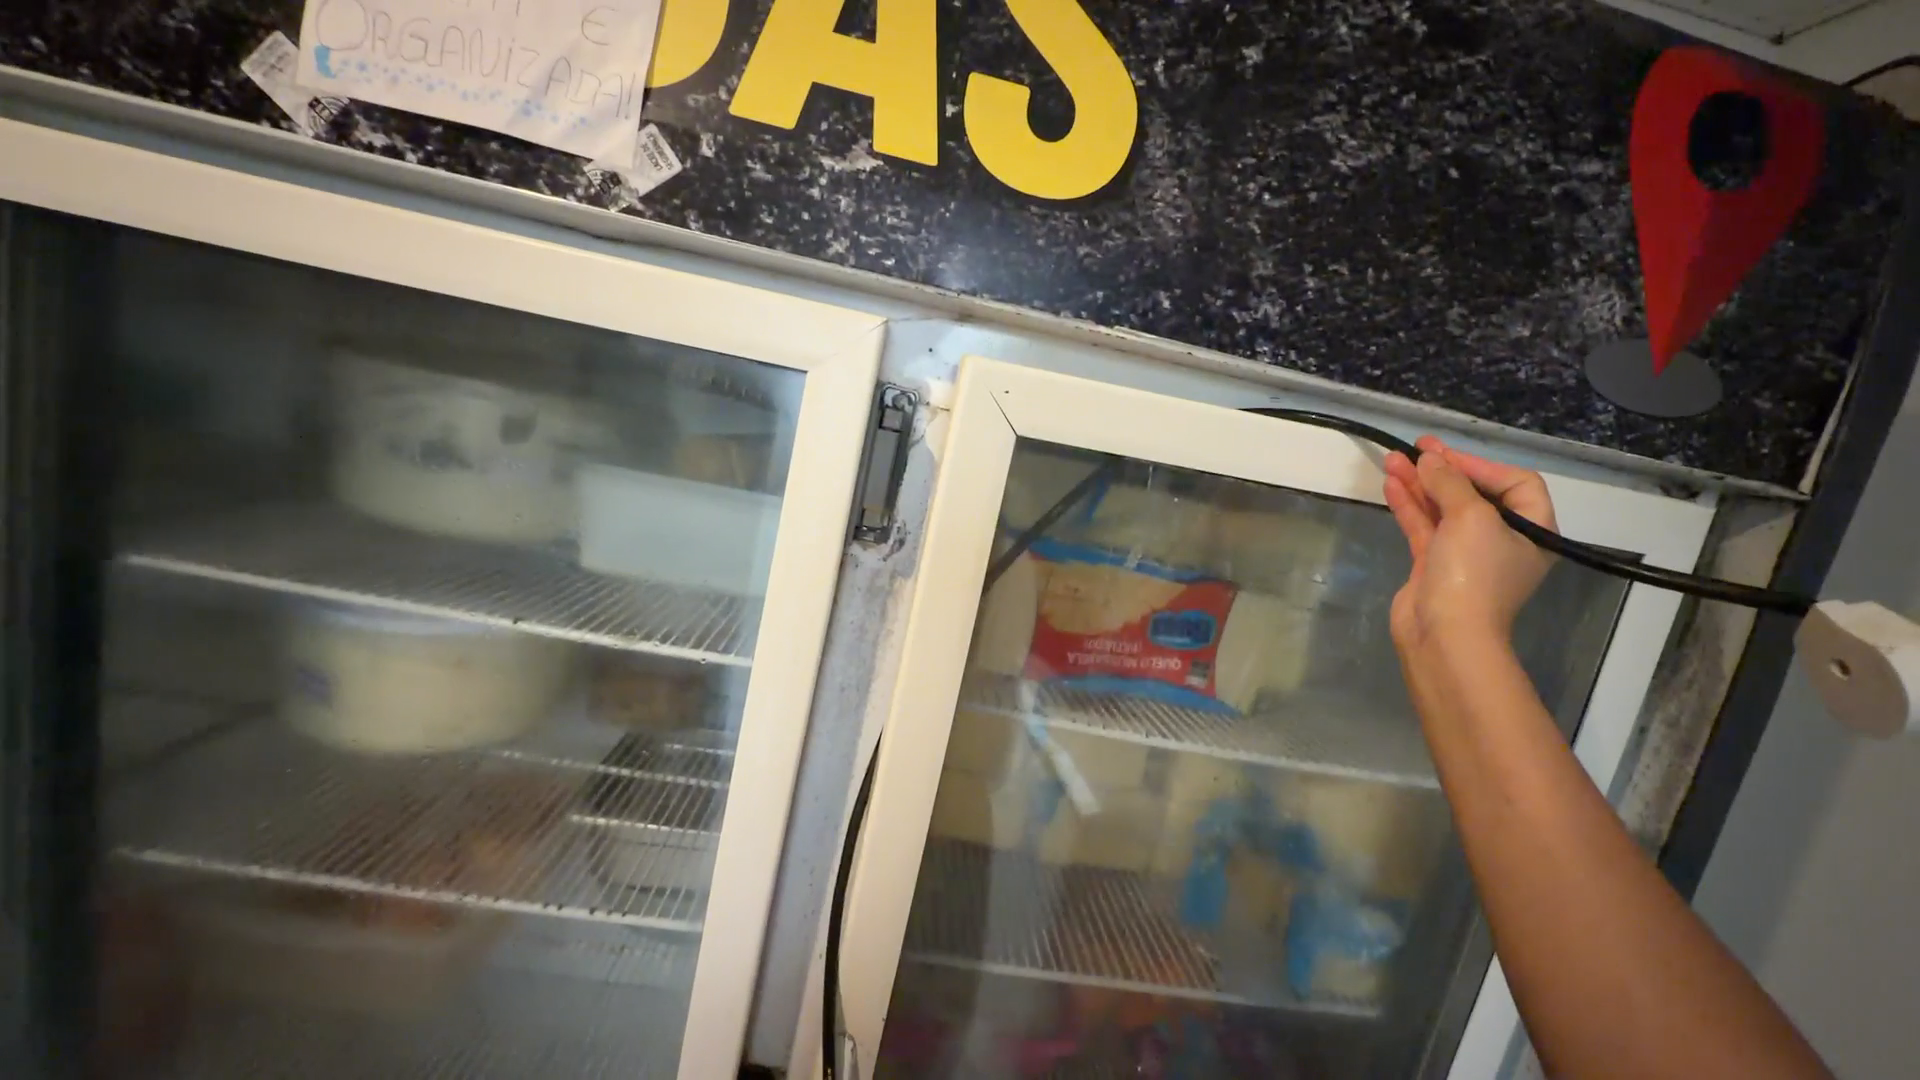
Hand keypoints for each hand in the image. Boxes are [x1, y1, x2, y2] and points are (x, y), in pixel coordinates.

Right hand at [1382, 436, 1556, 650]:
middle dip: (1443, 470)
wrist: (1445, 633)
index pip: (1515, 484)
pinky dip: (1408, 505)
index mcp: (1533, 531)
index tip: (1444, 456)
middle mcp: (1502, 540)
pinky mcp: (1433, 565)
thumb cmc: (1473, 573)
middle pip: (1473, 493)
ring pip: (1442, 508)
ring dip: (1418, 483)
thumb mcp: (1471, 518)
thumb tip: (1428, 459)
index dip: (1480, 465)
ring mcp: (1465, 554)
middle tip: (1415, 447)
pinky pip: (1423, 527)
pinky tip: (1391, 485)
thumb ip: (1450, 482)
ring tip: (1391, 460)